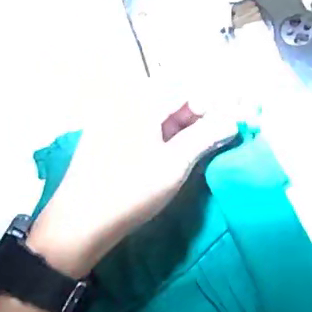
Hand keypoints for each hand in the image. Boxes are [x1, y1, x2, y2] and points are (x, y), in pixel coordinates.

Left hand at [26, 84, 238, 278]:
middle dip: (202, 113)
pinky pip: (145, 126)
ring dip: (186, 125)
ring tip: (206, 147)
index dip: (215, 102)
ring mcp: (112, 119)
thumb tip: (234, 120)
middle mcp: (124, 101)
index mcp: (140, 100)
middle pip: (172, 96)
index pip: (187, 86)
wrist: (78, 224)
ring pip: (159, 113)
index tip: (233, 123)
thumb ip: (207, 136)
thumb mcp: (175, 164)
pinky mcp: (107, 138)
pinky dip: (167, 134)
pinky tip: (179, 153)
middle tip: (224, 135)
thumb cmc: (130, 190)